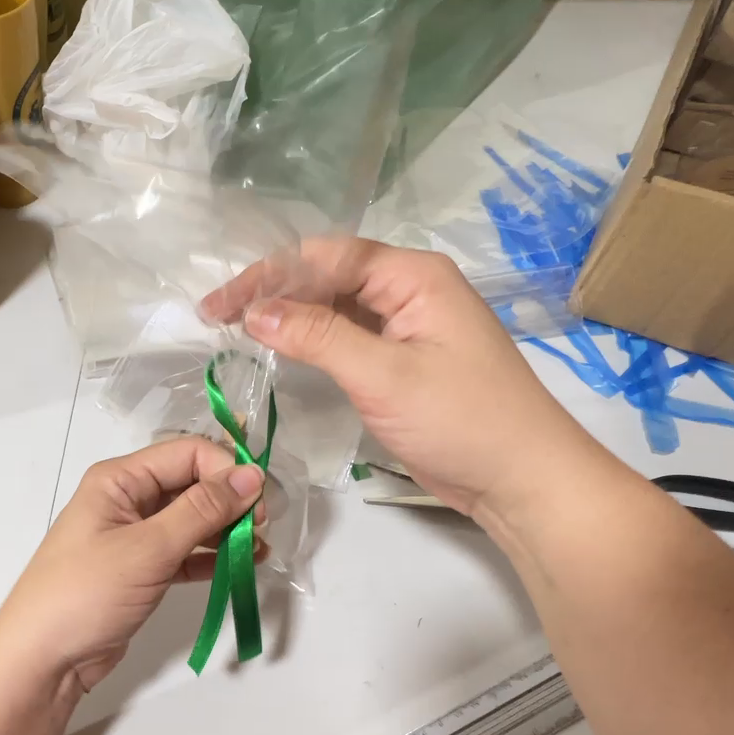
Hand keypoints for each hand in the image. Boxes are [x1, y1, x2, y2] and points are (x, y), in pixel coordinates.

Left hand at [0, 438, 263, 692]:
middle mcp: (127, 500)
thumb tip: (252, 474)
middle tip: (262, 529)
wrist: (44, 659)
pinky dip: (212, 557)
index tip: (259, 502)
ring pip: (192, 519)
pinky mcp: (142, 571)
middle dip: (230, 499)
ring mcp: (134, 537)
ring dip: (226, 530)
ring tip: (259, 550)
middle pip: (191, 483)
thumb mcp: (147, 548)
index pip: (186, 453)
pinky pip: (185, 552)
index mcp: (119, 480)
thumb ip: (201, 510)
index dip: (226, 469)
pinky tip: (243, 565)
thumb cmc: (86, 593)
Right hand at [202, 237, 613, 522]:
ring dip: (287, 315)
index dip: (267, 275)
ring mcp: (404, 327)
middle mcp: (408, 291)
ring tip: (236, 330)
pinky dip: (308, 341)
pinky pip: (344, 338)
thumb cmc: (460, 419)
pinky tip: (279, 349)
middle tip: (216, 318)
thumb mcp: (384, 374)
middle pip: (327, 276)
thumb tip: (255, 311)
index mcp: (413, 277)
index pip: (326, 257)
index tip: (218, 305)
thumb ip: (318, 337)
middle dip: (271, 291)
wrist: (517, 477)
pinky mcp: (398, 362)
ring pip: (334, 307)